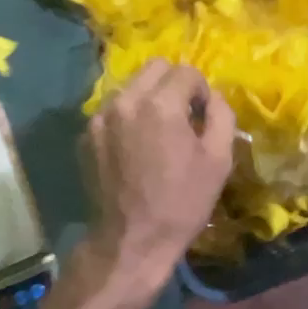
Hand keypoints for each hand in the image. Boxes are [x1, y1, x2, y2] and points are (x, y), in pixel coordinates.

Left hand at [84, 60, 235, 295]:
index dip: (201, 91)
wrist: (130, 241)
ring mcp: (100, 116)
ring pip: (131, 86)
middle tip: (181, 117)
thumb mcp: (219, 161)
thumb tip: (212, 97)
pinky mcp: (86, 133)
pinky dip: (127, 117)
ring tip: (155, 133)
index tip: (202, 117)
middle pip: (155, 67)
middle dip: (173, 85)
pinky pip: (112, 109)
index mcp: (160, 104)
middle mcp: (126, 100)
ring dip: (148, 99)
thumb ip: (221, 116)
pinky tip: (133, 148)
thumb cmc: (181, 203)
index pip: (186, 71)